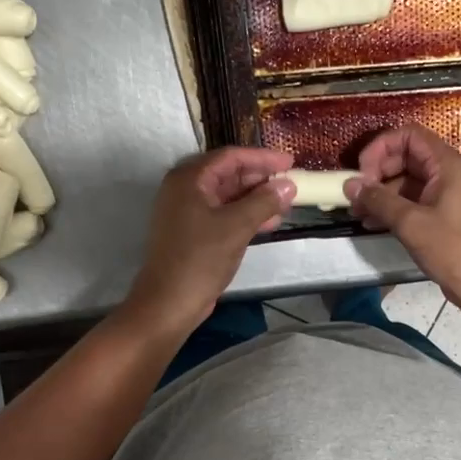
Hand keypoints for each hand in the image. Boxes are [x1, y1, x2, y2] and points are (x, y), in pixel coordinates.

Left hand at [125, 147, 295, 333]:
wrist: (170, 302)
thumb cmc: (200, 259)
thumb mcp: (237, 226)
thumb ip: (264, 202)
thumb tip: (288, 185)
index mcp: (189, 179)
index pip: (231, 157)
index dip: (262, 158)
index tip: (290, 162)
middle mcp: (185, 190)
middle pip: (228, 174)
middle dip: (261, 179)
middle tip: (290, 184)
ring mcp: (188, 212)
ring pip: (228, 196)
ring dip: (256, 199)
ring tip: (285, 204)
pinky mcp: (193, 233)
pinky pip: (223, 215)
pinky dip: (245, 216)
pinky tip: (269, 223)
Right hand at [345, 123, 460, 310]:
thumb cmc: (452, 249)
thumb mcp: (410, 223)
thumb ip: (378, 200)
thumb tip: (350, 185)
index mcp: (446, 164)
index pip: (408, 135)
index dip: (381, 147)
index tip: (362, 171)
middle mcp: (447, 173)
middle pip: (405, 157)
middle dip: (377, 173)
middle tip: (356, 196)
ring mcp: (445, 194)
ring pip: (406, 181)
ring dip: (381, 193)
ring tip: (358, 213)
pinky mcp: (442, 214)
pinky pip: (412, 201)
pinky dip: (392, 208)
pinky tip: (372, 223)